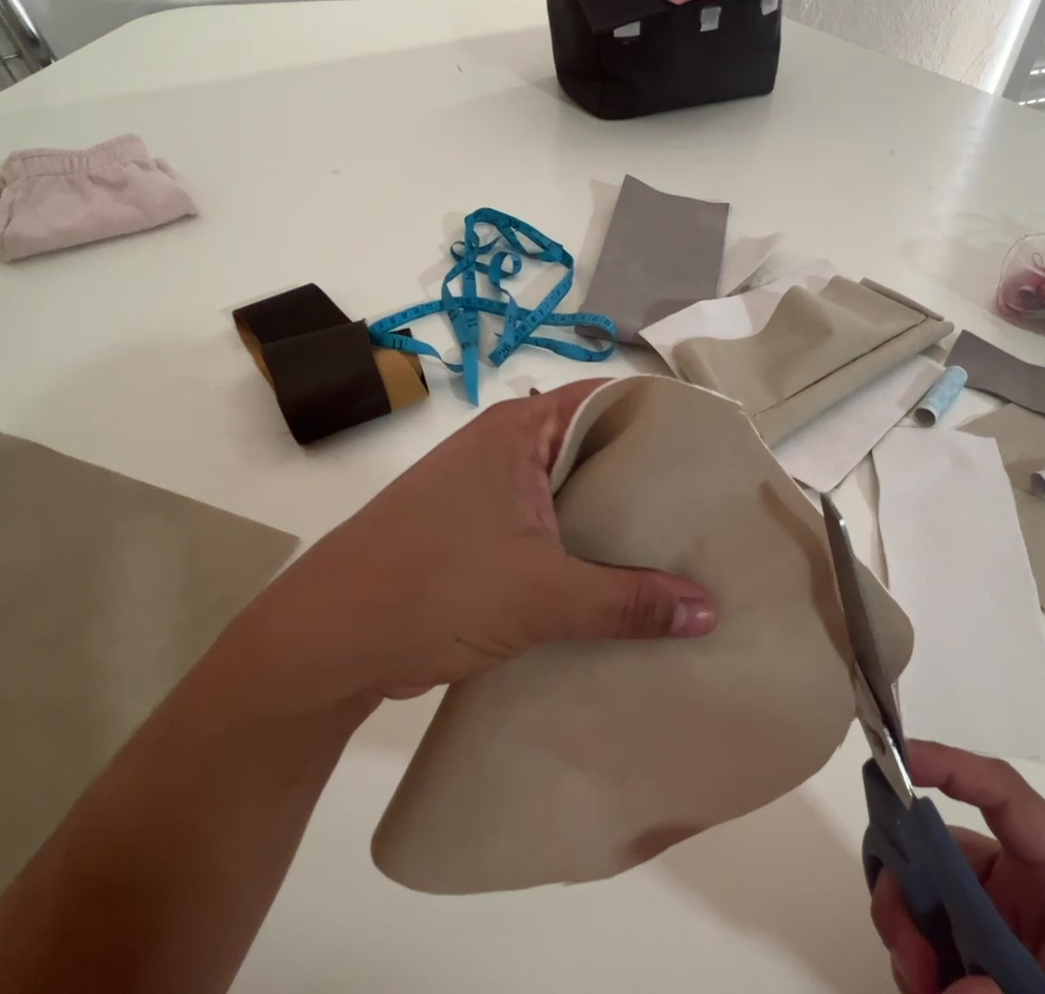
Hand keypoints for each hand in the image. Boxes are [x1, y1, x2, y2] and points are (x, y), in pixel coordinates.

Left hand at [226, 379, 718, 704]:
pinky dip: (588, 559)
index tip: (718, 456)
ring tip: (686, 557)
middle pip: (597, 454)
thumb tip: (710, 612)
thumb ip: (628, 601)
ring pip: (575, 502)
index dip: (666, 422)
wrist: (327, 643)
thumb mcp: (541, 595)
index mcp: (518, 431)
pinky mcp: (483, 541)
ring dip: (620, 531)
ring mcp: (491, 498)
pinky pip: (553, 538)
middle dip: (652, 486)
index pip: (611, 401)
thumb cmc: (433, 589)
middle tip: (714, 516)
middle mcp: (507, 452)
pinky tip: (630, 592)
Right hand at [871, 741, 1044, 993]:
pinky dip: (917, 960)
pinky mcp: (984, 946)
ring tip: (923, 985)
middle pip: (940, 848)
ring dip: (907, 934)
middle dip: (906, 889)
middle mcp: (1025, 881)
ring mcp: (1000, 913)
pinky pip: (928, 932)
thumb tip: (957, 988)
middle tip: (911, 958)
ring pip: (924, 891)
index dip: (951, 766)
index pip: (1005, 797)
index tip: (895, 760)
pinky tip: (932, 990)